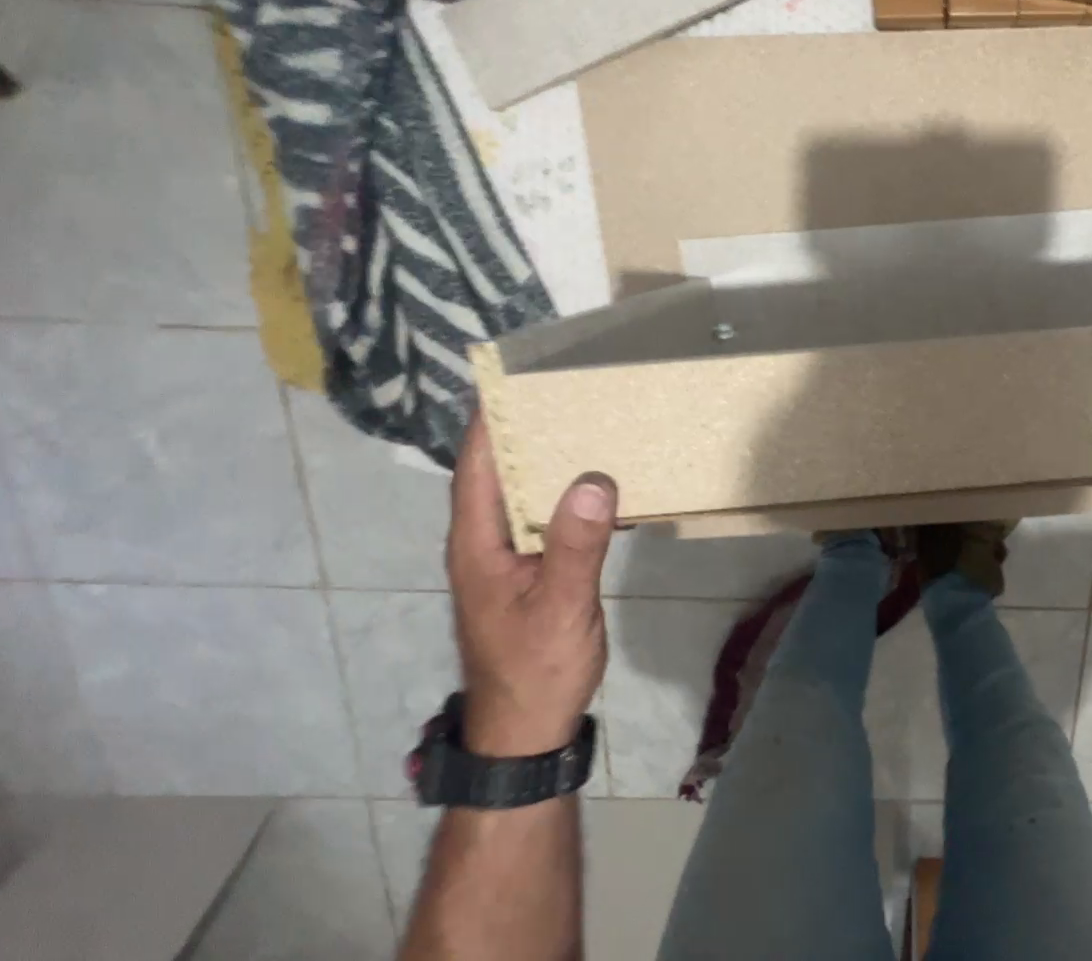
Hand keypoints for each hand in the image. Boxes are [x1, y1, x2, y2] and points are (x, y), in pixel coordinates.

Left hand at [446, 416, 617, 756]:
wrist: (526, 731)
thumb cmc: (536, 669)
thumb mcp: (561, 608)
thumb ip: (576, 546)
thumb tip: (594, 479)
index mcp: (479, 544)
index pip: (480, 467)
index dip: (491, 420)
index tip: (512, 376)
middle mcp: (486, 543)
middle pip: (499, 473)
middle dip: (524, 430)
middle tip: (564, 390)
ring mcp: (507, 560)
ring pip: (522, 496)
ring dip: (546, 461)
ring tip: (586, 424)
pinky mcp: (530, 573)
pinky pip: (544, 519)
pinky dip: (565, 495)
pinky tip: (597, 487)